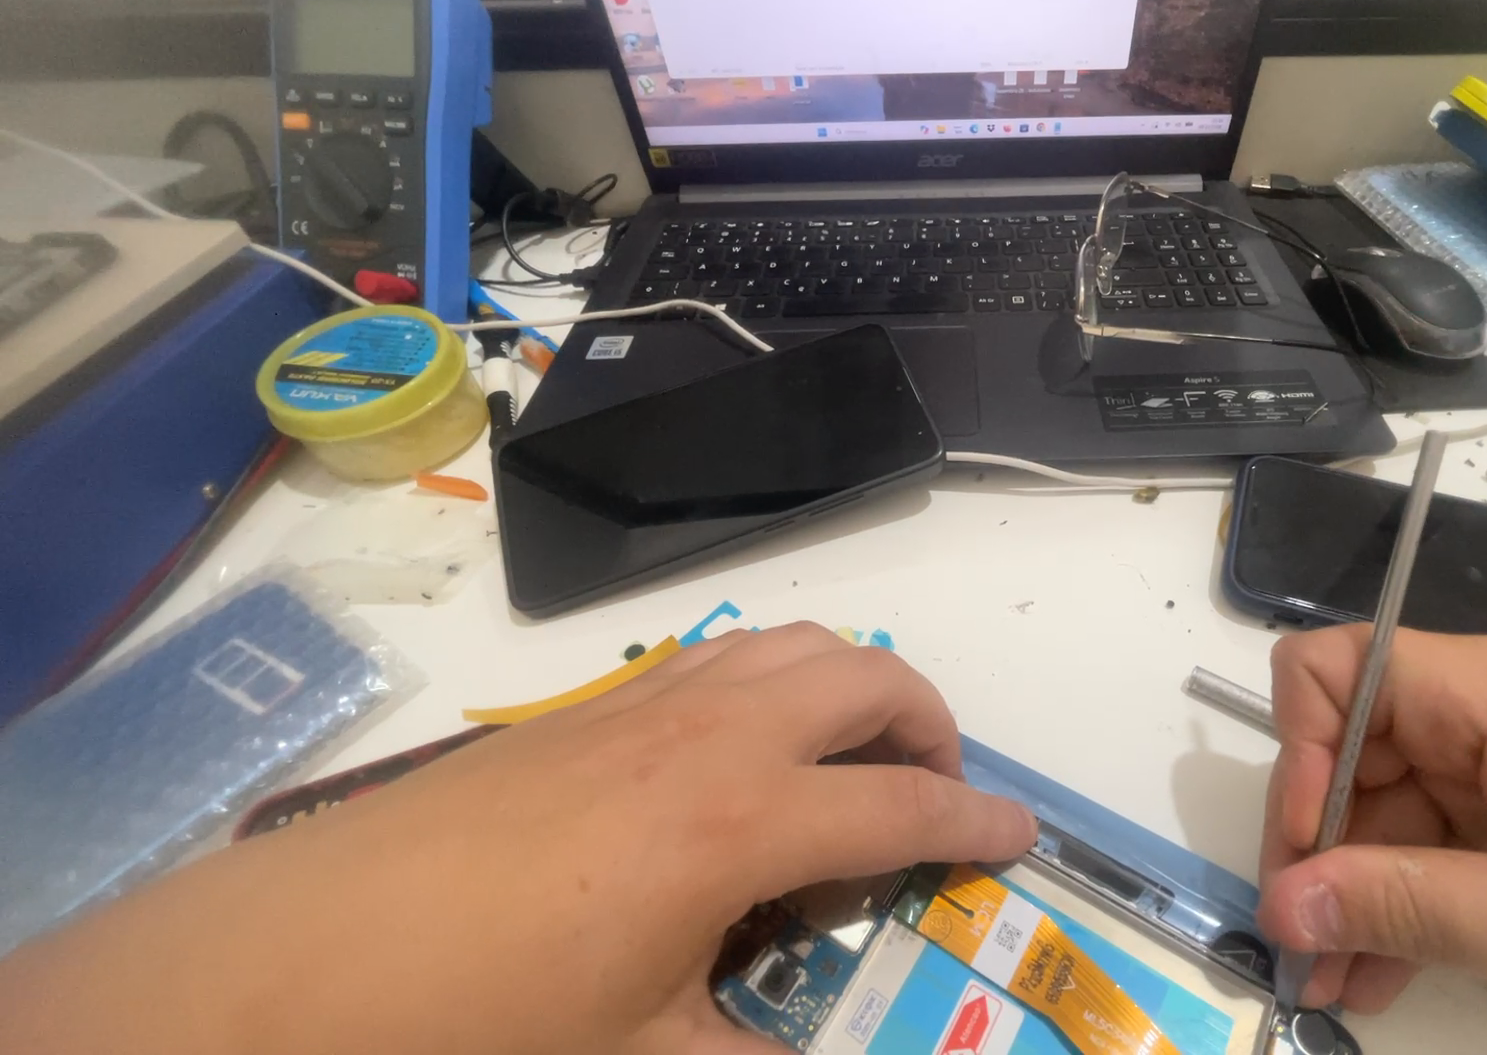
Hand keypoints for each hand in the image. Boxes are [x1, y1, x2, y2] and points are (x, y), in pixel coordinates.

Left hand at [0, 623, 1037, 1054]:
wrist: (292, 965)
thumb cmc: (481, 1026)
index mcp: (743, 818)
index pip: (901, 804)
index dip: (975, 820)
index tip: (1022, 831)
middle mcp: (721, 730)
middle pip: (870, 679)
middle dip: (930, 724)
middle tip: (937, 786)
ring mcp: (662, 697)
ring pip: (803, 643)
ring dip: (858, 684)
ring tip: (860, 747)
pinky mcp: (612, 694)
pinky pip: (734, 651)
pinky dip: (784, 674)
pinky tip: (759, 736)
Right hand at [1257, 626, 1486, 1054]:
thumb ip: (1413, 908)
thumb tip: (1280, 910)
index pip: (1332, 670)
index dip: (1297, 747)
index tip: (1305, 848)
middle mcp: (1480, 711)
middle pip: (1345, 751)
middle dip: (1314, 848)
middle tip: (1298, 949)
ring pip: (1384, 811)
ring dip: (1353, 894)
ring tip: (1325, 985)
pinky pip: (1435, 849)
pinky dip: (1404, 909)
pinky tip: (1379, 978)